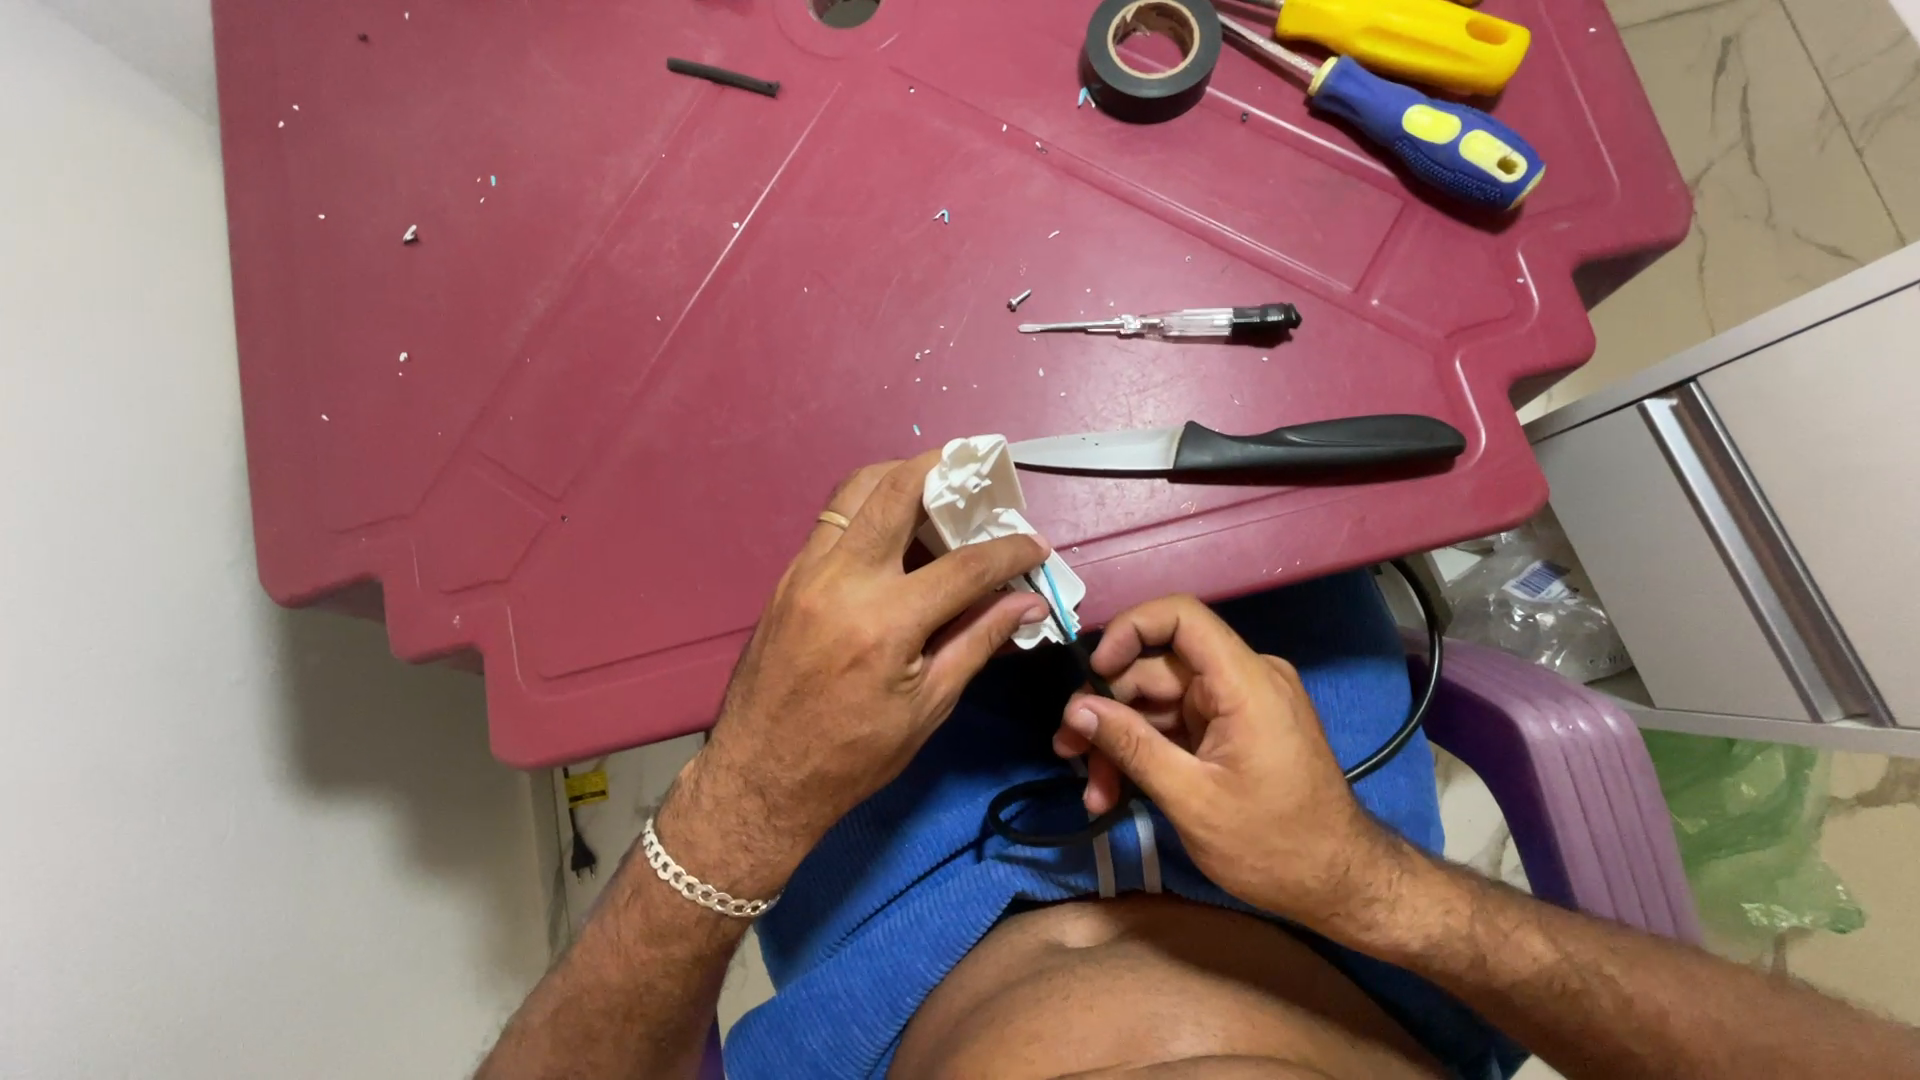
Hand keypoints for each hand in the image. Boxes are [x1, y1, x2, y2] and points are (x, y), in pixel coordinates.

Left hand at [673, 451, 1050, 877]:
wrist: (760, 777)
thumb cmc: (853, 756)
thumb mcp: (928, 706)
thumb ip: (979, 641)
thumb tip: (1026, 601)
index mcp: (886, 621)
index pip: (964, 565)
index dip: (1009, 550)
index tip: (1035, 545)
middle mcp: (842, 579)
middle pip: (895, 490)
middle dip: (940, 468)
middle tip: (973, 469)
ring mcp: (806, 572)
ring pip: (853, 493)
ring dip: (896, 478)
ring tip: (932, 489)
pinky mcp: (787, 579)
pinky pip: (832, 522)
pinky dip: (868, 509)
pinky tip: (892, 530)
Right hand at [1051, 595, 1405, 932]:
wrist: (1341, 888)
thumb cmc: (1275, 846)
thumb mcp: (1192, 799)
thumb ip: (1132, 746)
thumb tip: (1076, 709)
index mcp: (1245, 681)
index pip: (1181, 617)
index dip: (1128, 631)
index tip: (1094, 674)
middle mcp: (1242, 679)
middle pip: (1155, 669)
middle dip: (1108, 710)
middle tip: (1067, 750)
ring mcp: (1236, 705)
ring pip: (1157, 703)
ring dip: (1121, 742)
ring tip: (1094, 791)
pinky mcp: (1230, 730)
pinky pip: (1174, 725)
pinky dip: (1146, 753)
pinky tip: (1116, 792)